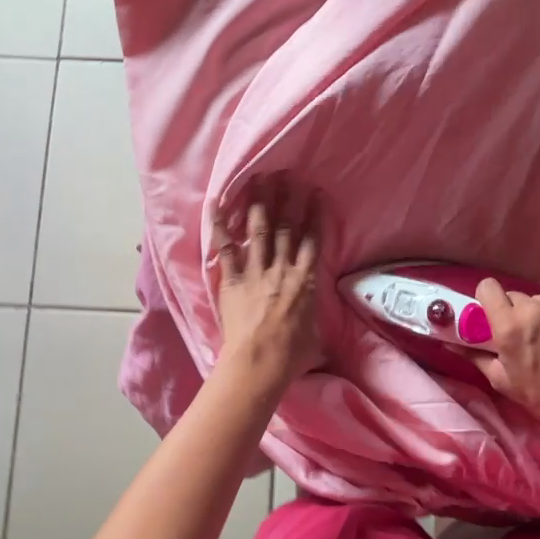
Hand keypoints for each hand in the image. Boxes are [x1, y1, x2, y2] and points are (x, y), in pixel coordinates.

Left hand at [213, 177, 322, 392]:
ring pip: (259, 229)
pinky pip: (226, 246)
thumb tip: (322, 327)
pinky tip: (217, 202)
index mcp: (305, 280)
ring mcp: (256, 271)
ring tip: (260, 178)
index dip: (314, 214)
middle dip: (287, 198)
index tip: (315, 193)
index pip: (312, 240)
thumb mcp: (315, 337)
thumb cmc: (290, 356)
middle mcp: (282, 269)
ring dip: (260, 201)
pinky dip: (219, 224)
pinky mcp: (233, 279)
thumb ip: (315, 320)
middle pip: (286, 226)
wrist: (258, 364)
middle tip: (287, 174)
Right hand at [465, 278, 539, 433]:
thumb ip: (476, 357)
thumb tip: (451, 344)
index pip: (488, 287)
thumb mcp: (504, 382)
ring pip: (537, 301)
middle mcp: (532, 309)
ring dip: (536, 315)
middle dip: (513, 312)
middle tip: (521, 334)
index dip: (487, 298)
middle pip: (514, 296)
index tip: (491, 313)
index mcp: (509, 326)